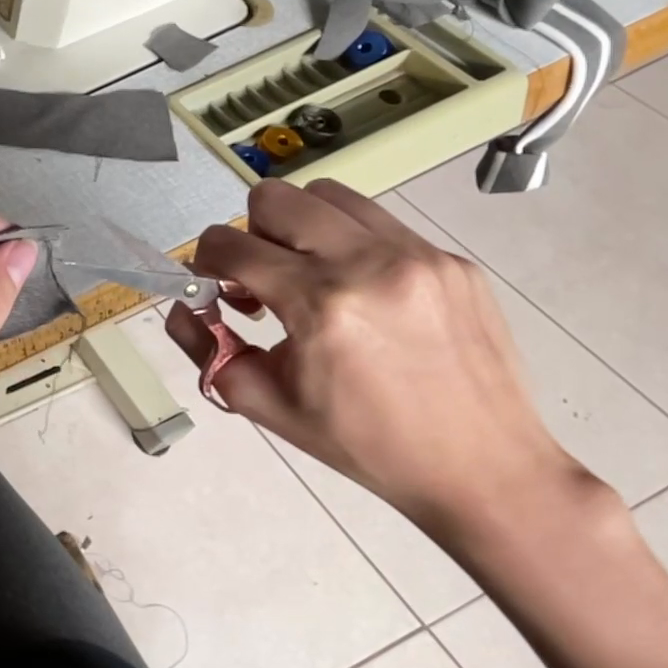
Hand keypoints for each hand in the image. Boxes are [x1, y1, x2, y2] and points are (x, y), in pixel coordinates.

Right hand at [166, 179, 591, 532]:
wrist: (486, 472)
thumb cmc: (363, 443)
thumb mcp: (262, 401)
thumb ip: (201, 345)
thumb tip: (181, 305)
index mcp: (319, 305)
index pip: (228, 243)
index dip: (206, 262)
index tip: (218, 289)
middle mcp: (369, 265)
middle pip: (274, 198)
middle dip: (251, 233)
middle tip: (264, 276)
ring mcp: (419, 257)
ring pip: (328, 195)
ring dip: (301, 227)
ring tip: (311, 274)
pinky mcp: (453, 262)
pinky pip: (378, 223)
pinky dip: (351, 244)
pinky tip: (362, 293)